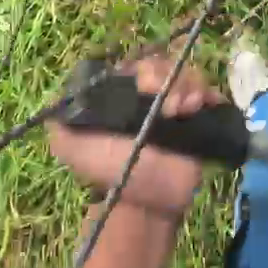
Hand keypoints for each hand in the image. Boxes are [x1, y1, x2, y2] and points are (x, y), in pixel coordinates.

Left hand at [47, 57, 226, 218]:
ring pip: (189, 73)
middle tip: (171, 105)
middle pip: (167, 64)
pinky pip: (209, 90)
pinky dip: (208, 93)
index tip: (148, 86)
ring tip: (186, 110)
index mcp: (126, 94)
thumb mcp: (75, 148)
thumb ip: (62, 124)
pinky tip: (201, 106)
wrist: (148, 204)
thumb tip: (58, 95)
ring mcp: (178, 102)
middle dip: (170, 78)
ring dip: (190, 86)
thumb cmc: (113, 171)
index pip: (140, 63)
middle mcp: (152, 94)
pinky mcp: (200, 115)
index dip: (147, 70)